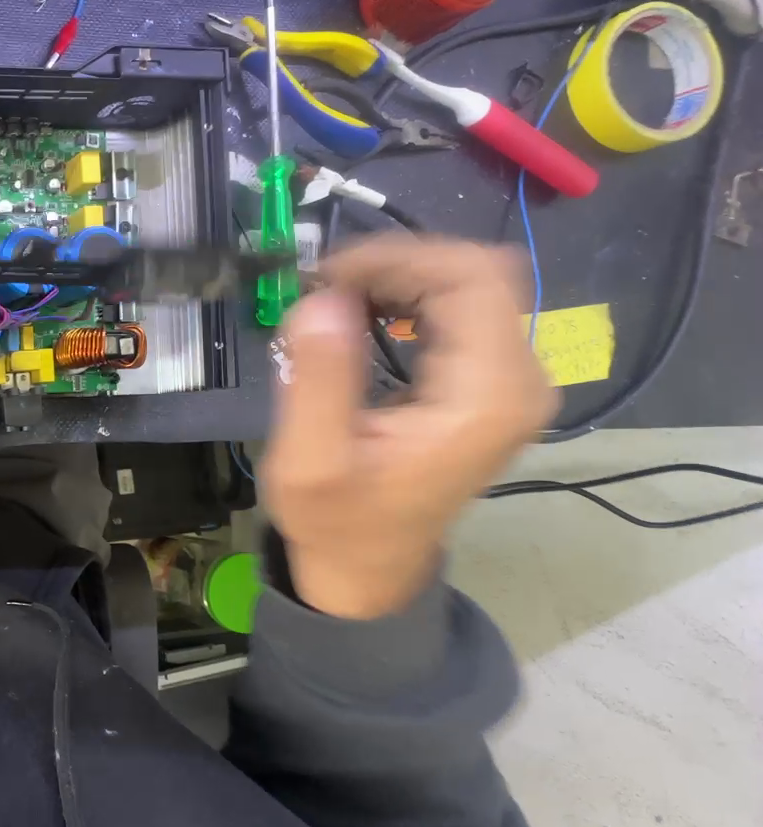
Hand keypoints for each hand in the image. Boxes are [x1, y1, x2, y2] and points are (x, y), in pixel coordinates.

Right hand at [262, 238, 556, 619]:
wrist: (367, 567)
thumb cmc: (335, 521)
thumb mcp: (309, 460)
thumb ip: (317, 379)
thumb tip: (318, 300)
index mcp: (484, 396)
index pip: (470, 279)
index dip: (396, 259)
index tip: (321, 277)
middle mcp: (517, 380)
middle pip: (478, 273)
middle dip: (394, 264)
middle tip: (319, 288)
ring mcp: (508, 382)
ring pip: (470, 285)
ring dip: (396, 279)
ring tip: (330, 302)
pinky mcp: (486, 385)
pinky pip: (461, 312)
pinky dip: (406, 301)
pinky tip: (359, 319)